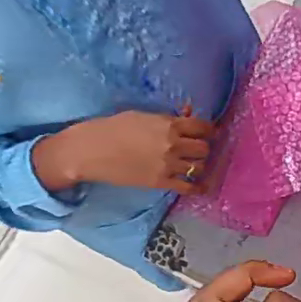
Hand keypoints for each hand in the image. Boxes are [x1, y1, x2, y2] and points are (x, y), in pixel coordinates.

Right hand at [32, 108, 213, 194]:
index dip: (208, 129)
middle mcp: (172, 144)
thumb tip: (186, 114)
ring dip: (199, 165)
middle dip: (203, 148)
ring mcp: (168, 165)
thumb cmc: (112, 128)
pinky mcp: (161, 182)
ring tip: (194, 165)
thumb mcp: (141, 116)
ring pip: (199, 167)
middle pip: (204, 148)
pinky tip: (200, 186)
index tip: (209, 132)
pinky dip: (197, 187)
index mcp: (168, 124)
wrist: (91, 151)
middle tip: (198, 149)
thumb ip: (166, 118)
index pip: (202, 126)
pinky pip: (188, 187)